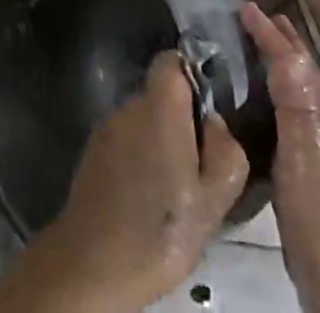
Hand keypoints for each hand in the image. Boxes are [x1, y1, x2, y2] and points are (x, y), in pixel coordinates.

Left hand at [0, 52, 247, 312]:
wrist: (93, 259)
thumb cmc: (161, 228)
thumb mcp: (215, 197)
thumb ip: (226, 149)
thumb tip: (216, 121)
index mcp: (159, 107)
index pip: (171, 60)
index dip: (193, 72)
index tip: (212, 102)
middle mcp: (128, 106)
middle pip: (160, 92)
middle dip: (183, 114)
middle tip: (203, 155)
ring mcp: (107, 126)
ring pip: (143, 116)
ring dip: (162, 136)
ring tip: (178, 180)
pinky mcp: (94, 148)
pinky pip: (127, 136)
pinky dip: (141, 152)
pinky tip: (151, 189)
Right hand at [241, 2, 319, 312]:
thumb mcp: (306, 169)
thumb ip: (297, 114)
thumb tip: (288, 55)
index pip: (297, 68)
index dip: (272, 36)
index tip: (244, 7)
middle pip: (305, 78)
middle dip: (283, 43)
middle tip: (255, 17)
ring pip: (299, 97)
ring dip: (280, 67)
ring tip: (257, 50)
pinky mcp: (310, 180)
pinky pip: (291, 120)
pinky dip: (275, 99)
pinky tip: (263, 111)